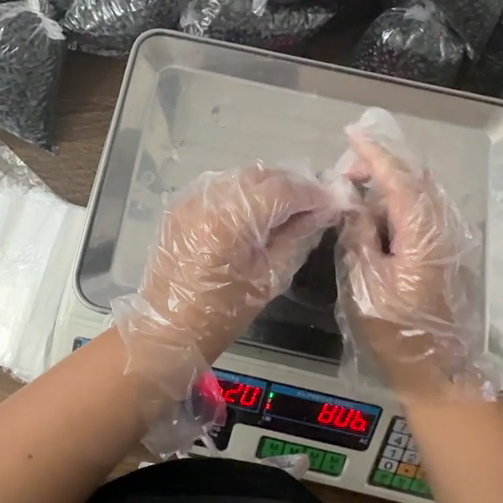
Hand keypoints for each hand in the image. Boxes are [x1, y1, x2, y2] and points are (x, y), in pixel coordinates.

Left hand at [112, 164, 339, 390]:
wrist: (168, 327)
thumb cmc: (223, 312)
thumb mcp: (269, 278)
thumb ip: (297, 237)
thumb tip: (323, 211)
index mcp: (230, 220)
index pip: (282, 190)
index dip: (312, 193)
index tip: (334, 202)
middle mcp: (208, 199)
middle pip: (261, 175)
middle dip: (292, 186)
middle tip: (314, 205)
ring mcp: (191, 198)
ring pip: (241, 176)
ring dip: (268, 186)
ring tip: (288, 208)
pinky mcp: (181, 204)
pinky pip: (221, 185)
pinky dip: (243, 192)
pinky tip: (255, 211)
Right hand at [337, 124, 492, 401]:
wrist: (439, 371)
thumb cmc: (397, 332)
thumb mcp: (365, 285)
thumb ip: (359, 236)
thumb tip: (353, 203)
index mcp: (423, 237)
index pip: (400, 180)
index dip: (376, 154)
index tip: (353, 133)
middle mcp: (443, 231)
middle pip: (415, 181)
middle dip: (381, 166)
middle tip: (346, 168)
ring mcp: (450, 241)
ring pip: (420, 196)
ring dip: (389, 185)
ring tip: (356, 188)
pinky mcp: (447, 253)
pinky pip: (423, 213)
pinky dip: (399, 203)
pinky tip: (376, 215)